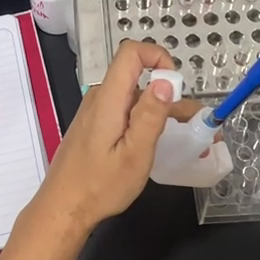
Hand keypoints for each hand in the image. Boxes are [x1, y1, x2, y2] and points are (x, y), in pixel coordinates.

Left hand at [0, 40, 201, 259]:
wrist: (64, 207)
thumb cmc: (101, 185)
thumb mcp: (135, 154)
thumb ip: (150, 115)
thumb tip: (165, 81)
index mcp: (109, 98)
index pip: (131, 53)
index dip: (157, 56)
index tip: (177, 86)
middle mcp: (100, 97)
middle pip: (137, 78)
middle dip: (169, 95)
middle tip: (195, 123)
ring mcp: (95, 110)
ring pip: (133, 96)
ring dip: (159, 110)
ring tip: (186, 135)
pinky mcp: (94, 124)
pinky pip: (123, 110)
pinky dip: (144, 119)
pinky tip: (157, 141)